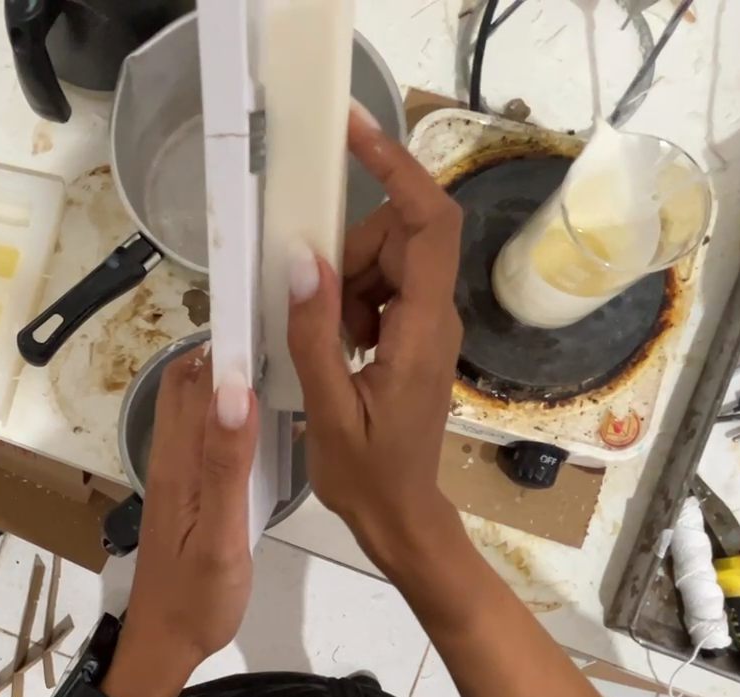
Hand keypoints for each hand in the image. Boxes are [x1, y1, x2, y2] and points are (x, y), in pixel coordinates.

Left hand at [109, 347, 258, 696]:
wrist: (166, 644)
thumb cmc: (198, 598)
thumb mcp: (220, 536)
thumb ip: (226, 465)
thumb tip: (232, 390)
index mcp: (179, 463)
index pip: (194, 383)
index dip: (224, 342)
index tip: (270, 308)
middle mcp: (171, 459)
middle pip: (189, 387)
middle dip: (227, 351)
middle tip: (284, 328)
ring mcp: (177, 476)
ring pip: (195, 410)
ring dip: (226, 380)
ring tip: (281, 359)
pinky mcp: (187, 494)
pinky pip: (205, 437)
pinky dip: (229, 414)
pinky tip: (262, 417)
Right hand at [286, 106, 466, 572]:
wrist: (400, 515)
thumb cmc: (366, 475)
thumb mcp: (327, 409)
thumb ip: (316, 334)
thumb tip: (304, 262)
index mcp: (421, 330)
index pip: (428, 223)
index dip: (397, 170)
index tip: (354, 137)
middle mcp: (435, 319)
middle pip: (402, 238)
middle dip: (351, 255)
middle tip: (318, 314)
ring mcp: (428, 329)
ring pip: (389, 266)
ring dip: (347, 289)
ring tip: (330, 349)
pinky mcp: (415, 342)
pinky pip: (384, 295)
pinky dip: (353, 309)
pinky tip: (339, 354)